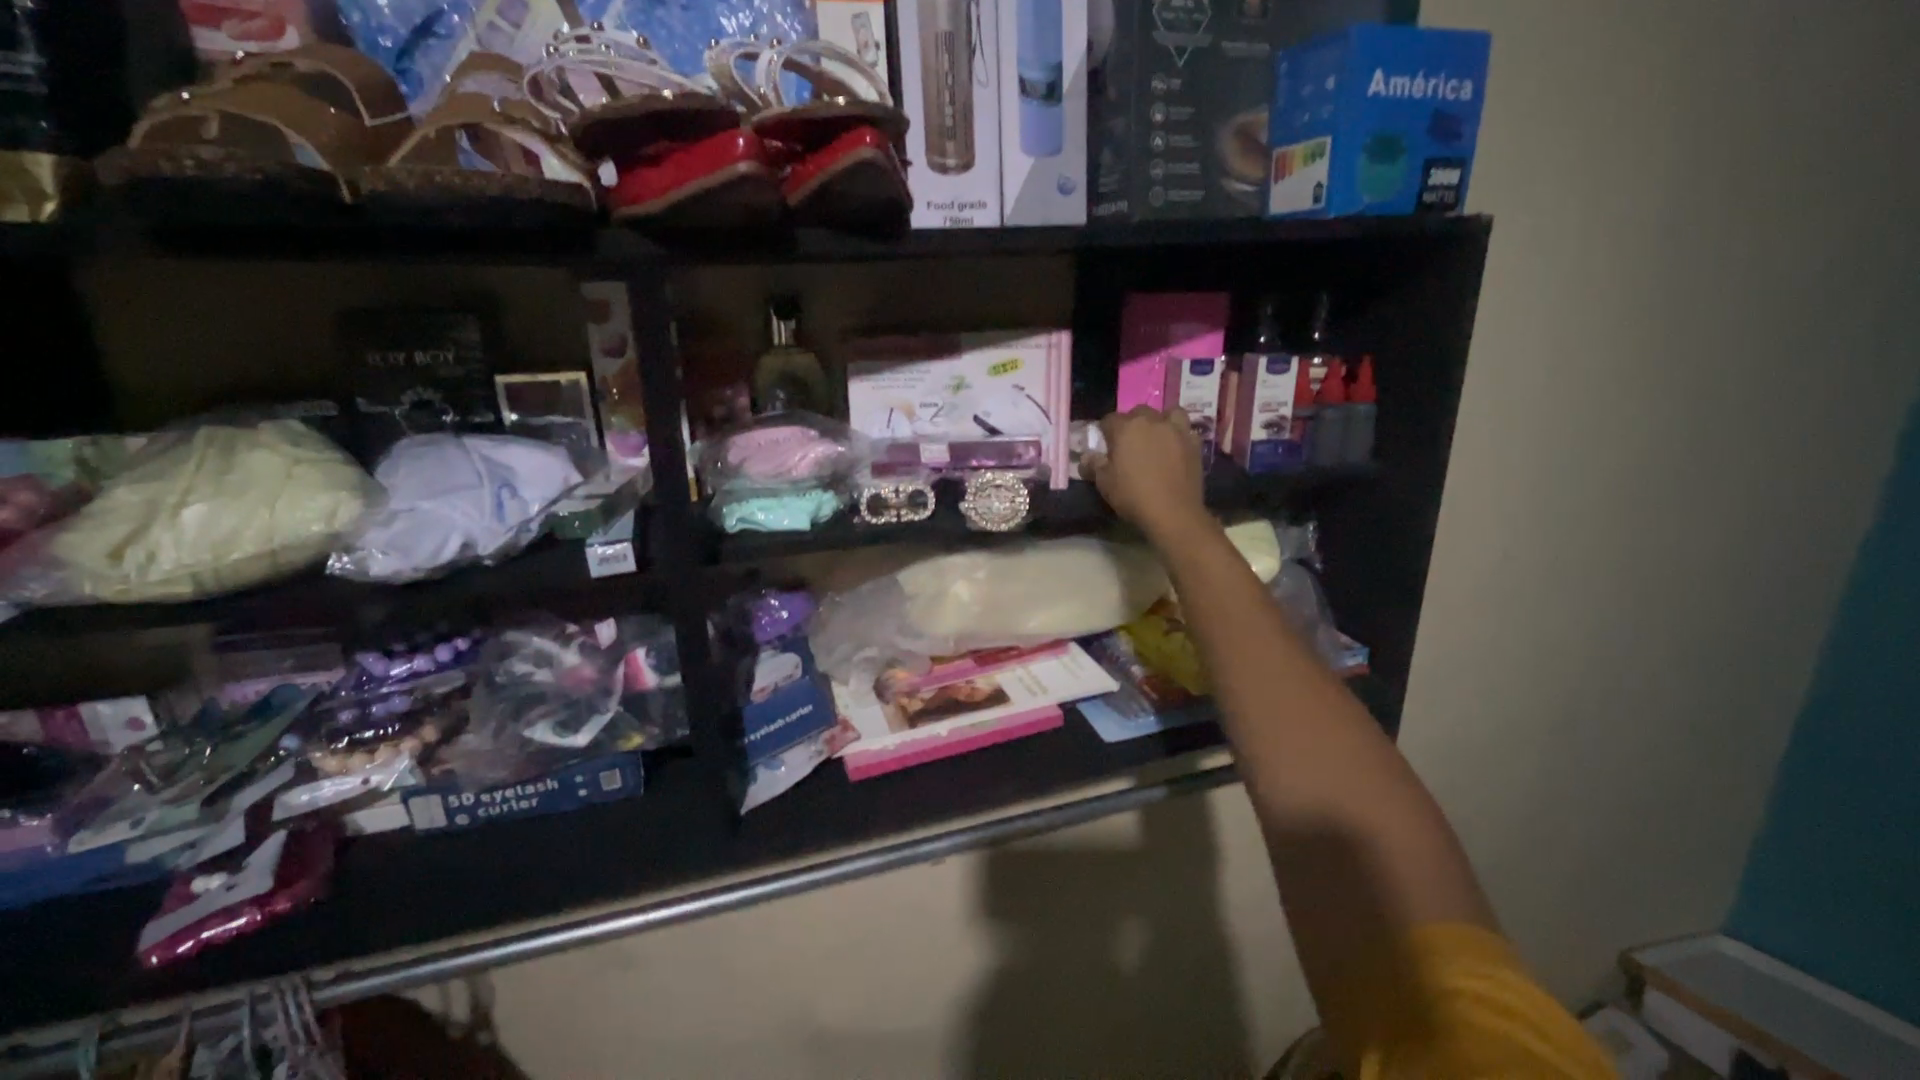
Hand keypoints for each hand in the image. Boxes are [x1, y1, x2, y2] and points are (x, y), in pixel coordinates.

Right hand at [1083, 407, 1209, 542]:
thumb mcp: (1104, 484)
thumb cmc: (1133, 496)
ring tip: (1157, 438)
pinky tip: (1175, 448)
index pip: (1109, 420)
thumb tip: (1087, 456)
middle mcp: (1151, 421)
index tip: (1105, 446)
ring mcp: (1176, 429)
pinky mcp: (1194, 442)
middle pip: (1138, 413)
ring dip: (1160, 421)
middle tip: (1130, 445)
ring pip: (1167, 413)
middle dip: (1132, 424)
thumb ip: (1094, 465)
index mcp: (1125, 428)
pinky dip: (1178, 434)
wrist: (1174, 512)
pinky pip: (1185, 429)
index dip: (1105, 432)